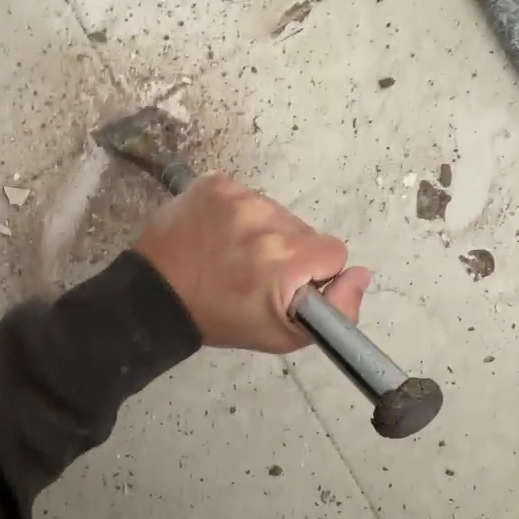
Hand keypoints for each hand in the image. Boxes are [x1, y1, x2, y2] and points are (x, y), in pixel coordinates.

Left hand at [131, 173, 369, 353]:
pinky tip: (218, 235)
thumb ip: (337, 309)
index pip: (333, 252)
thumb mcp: (283, 334)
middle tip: (252, 272)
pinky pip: (244, 195)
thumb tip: (361, 275)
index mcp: (287, 256)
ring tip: (231, 253)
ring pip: (274, 212)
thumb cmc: (219, 317)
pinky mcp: (214, 184)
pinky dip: (237, 213)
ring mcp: (237, 196)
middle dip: (287, 250)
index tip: (286, 283)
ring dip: (261, 230)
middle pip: (302, 230)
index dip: (313, 272)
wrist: (157, 294)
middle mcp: (266, 219)